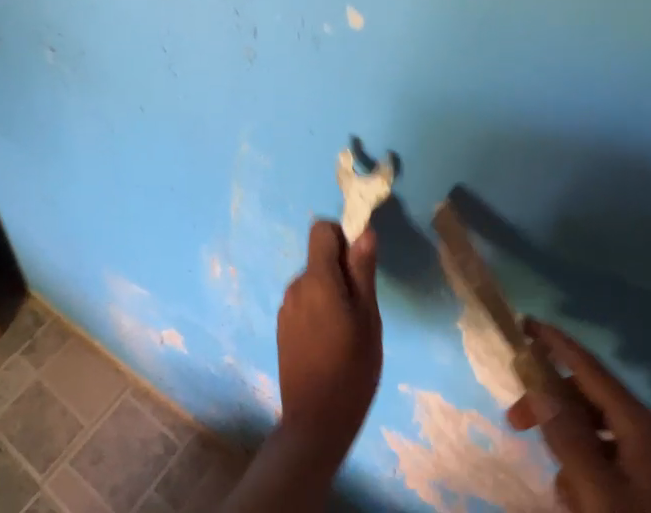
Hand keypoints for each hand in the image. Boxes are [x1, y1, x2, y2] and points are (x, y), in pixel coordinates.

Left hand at [275, 220, 382, 451]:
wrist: (316, 421)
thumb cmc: (352, 367)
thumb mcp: (368, 317)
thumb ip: (363, 271)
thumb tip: (364, 231)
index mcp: (316, 279)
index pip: (321, 230)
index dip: (343, 237)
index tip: (361, 265)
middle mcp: (295, 286)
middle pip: (319, 258)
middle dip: (341, 271)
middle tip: (363, 308)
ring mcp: (285, 308)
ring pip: (313, 283)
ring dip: (331, 293)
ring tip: (349, 330)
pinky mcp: (282, 328)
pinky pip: (305, 303)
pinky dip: (319, 311)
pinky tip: (331, 343)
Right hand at [507, 319, 650, 512]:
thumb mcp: (599, 494)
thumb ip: (568, 438)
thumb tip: (539, 383)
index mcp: (640, 426)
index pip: (589, 368)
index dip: (555, 344)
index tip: (522, 324)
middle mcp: (650, 434)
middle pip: (590, 399)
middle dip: (551, 406)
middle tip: (513, 422)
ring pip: (598, 436)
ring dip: (570, 450)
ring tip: (561, 493)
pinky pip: (611, 464)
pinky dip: (589, 474)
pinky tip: (580, 503)